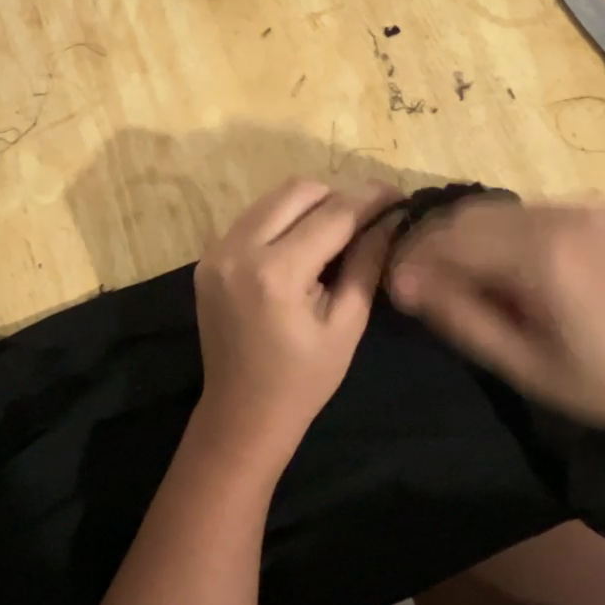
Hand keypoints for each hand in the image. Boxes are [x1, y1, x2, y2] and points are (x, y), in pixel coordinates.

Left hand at [193, 179, 402, 464]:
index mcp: (276, 272)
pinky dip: (282, 220)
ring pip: (272, 199)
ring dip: (309, 205)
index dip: (370, 199)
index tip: (397, 194)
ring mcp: (216, 251)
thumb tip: (390, 218)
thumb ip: (366, 263)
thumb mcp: (346, 324)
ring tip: (338, 230)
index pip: (333, 214)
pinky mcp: (207, 258)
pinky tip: (303, 244)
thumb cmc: (303, 379)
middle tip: (367, 217)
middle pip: (298, 191)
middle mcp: (238, 249)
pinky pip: (252, 219)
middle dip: (337, 196)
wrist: (241, 413)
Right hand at [385, 196, 604, 450]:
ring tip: (454, 286)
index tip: (390, 291)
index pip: (448, 237)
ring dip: (465, 241)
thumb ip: (461, 318)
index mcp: (544, 249)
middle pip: (470, 216)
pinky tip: (504, 275)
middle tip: (414, 290)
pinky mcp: (604, 215)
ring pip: (499, 212)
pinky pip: (530, 216)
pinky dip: (501, 238)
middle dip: (433, 247)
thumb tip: (405, 283)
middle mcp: (563, 211)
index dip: (411, 260)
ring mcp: (588, 208)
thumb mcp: (529, 366)